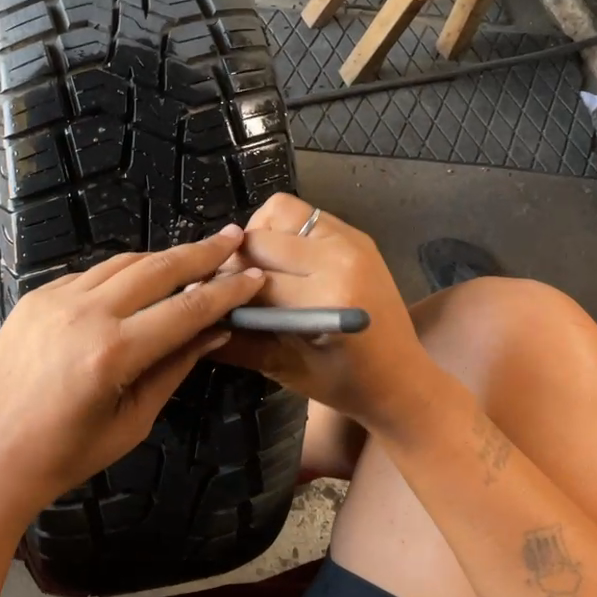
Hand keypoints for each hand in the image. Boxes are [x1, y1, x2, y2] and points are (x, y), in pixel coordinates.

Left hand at [0, 226, 266, 517]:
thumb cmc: (64, 456)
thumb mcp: (131, 422)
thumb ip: (173, 369)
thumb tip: (212, 330)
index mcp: (112, 352)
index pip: (185, 309)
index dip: (225, 291)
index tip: (253, 274)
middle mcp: (84, 313)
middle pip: (156, 269)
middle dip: (199, 252)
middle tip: (231, 238)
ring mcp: (54, 298)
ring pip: (121, 264)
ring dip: (160, 259)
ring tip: (192, 257)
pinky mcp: (34, 296)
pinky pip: (88, 275)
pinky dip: (119, 275)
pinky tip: (136, 284)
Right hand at [210, 194, 437, 432]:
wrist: (404, 380)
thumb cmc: (346, 384)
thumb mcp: (286, 369)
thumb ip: (239, 341)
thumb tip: (192, 322)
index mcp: (327, 295)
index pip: (253, 275)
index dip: (225, 287)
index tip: (208, 298)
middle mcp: (340, 256)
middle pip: (261, 237)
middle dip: (237, 261)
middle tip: (230, 286)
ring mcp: (351, 240)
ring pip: (280, 211)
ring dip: (260, 236)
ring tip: (258, 268)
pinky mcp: (355, 235)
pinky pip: (304, 215)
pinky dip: (283, 231)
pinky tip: (282, 263)